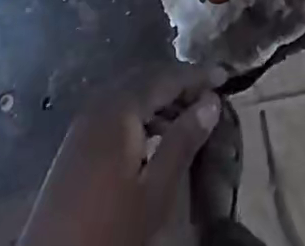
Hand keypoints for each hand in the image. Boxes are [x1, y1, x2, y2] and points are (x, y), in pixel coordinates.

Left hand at [18, 64, 223, 245]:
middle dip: (179, 82)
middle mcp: (100, 105)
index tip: (226, 76)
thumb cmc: (108, 228)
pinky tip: (157, 135)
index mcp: (119, 109)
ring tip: (190, 116)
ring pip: (131, 93)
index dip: (196, 75)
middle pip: (146, 78)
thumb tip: (211, 101)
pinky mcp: (78, 142)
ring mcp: (85, 122)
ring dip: (161, 98)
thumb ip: (183, 141)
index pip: (165, 77)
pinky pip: (118, 110)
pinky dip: (143, 112)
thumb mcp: (155, 191)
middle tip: (210, 94)